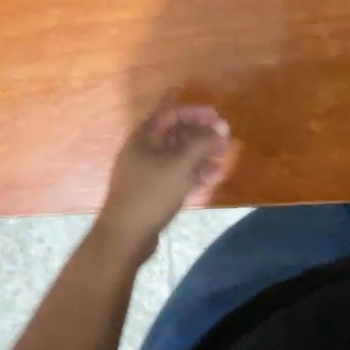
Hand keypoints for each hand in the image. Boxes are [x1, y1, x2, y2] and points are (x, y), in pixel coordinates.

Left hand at [94, 104, 235, 258]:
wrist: (125, 237)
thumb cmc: (152, 194)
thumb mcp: (180, 165)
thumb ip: (202, 143)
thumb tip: (220, 127)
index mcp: (144, 138)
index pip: (171, 114)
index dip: (195, 113)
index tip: (218, 118)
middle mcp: (142, 151)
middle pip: (176, 136)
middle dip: (202, 137)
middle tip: (224, 142)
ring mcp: (145, 173)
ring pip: (177, 157)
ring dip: (200, 157)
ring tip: (221, 162)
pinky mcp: (150, 192)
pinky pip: (174, 176)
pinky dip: (192, 175)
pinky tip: (211, 180)